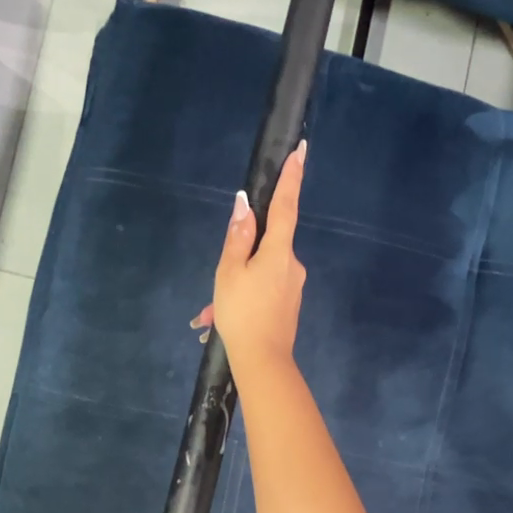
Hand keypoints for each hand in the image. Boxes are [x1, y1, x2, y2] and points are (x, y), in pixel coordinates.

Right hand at [193, 141, 307, 377]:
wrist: (263, 361)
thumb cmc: (241, 313)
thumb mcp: (229, 272)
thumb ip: (237, 238)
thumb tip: (244, 206)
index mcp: (278, 251)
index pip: (286, 205)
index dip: (292, 177)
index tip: (301, 151)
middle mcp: (292, 264)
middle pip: (266, 246)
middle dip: (240, 260)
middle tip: (217, 292)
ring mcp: (293, 286)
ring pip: (260, 273)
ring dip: (236, 286)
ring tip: (212, 314)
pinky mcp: (290, 304)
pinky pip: (263, 291)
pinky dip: (243, 300)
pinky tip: (222, 321)